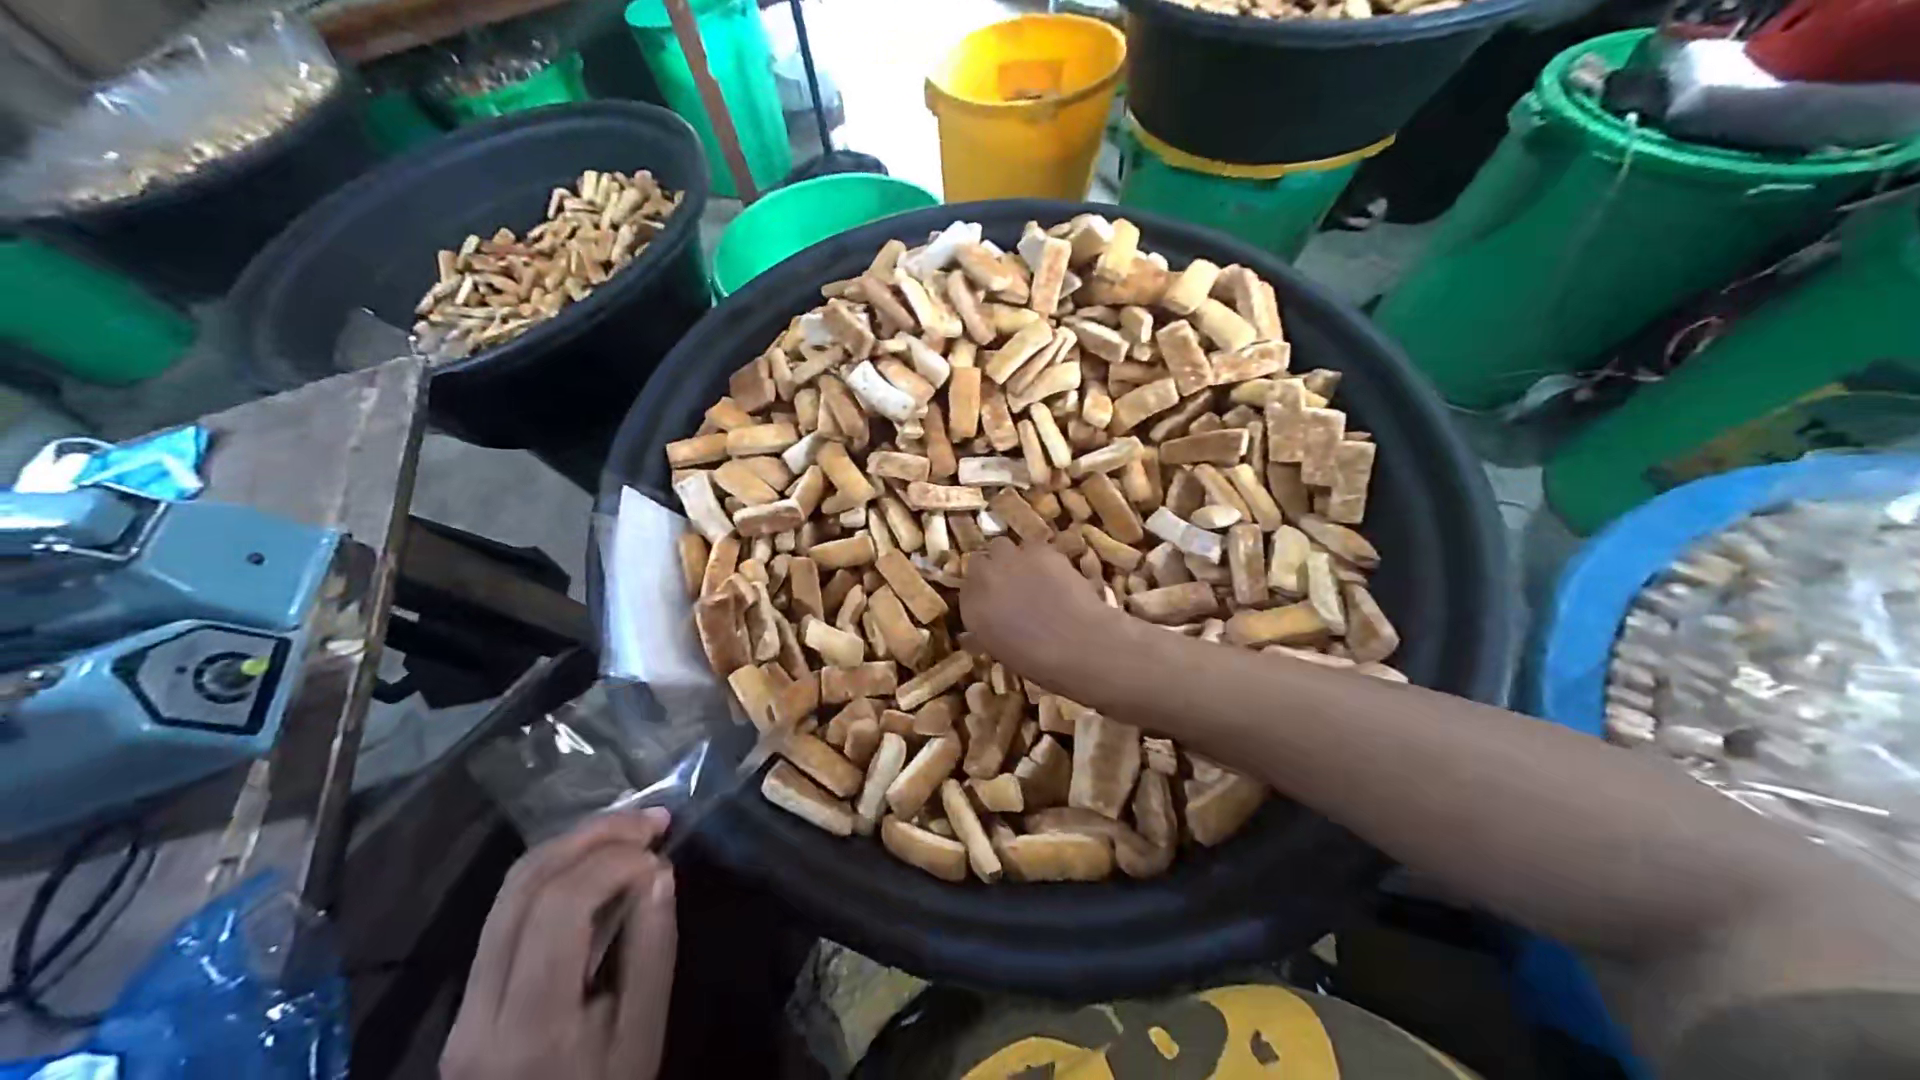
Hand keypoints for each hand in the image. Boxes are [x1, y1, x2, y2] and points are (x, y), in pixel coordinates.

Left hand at [442, 808, 676, 1079]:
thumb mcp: (643, 1039)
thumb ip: (652, 953)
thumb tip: (659, 871)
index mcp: (530, 1027)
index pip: (561, 908)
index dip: (613, 862)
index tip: (662, 853)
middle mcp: (479, 1007)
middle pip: (523, 887)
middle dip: (592, 836)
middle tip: (652, 819)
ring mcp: (464, 1002)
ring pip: (508, 891)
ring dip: (572, 844)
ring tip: (628, 829)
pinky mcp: (468, 995)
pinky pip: (507, 911)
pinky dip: (556, 870)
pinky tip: (595, 861)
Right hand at [960, 537, 1116, 681]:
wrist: (1078, 643)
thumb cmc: (1039, 661)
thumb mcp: (1000, 651)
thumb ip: (986, 630)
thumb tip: (984, 625)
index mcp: (972, 608)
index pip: (966, 588)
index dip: (980, 591)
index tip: (992, 599)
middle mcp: (985, 578)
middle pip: (979, 561)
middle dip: (991, 568)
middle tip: (1009, 583)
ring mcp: (1011, 560)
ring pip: (1002, 546)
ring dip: (1011, 557)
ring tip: (1029, 572)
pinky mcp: (1040, 550)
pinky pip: (1032, 547)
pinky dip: (1039, 557)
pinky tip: (1053, 572)